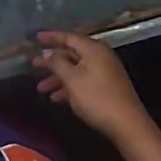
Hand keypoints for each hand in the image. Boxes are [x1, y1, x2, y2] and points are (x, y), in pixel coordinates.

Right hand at [31, 31, 156, 142]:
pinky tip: (56, 98)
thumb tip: (46, 53)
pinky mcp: (106, 86)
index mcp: (93, 49)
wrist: (126, 123)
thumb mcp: (72, 79)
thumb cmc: (96, 98)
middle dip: (52, 61)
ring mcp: (105, 71)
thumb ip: (57, 63)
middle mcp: (100, 56)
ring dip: (58, 77)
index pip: (68, 37)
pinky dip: (70, 86)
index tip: (35, 38)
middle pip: (72, 53)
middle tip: (33, 65)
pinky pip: (83, 80)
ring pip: (76, 69)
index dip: (51, 37)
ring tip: (41, 89)